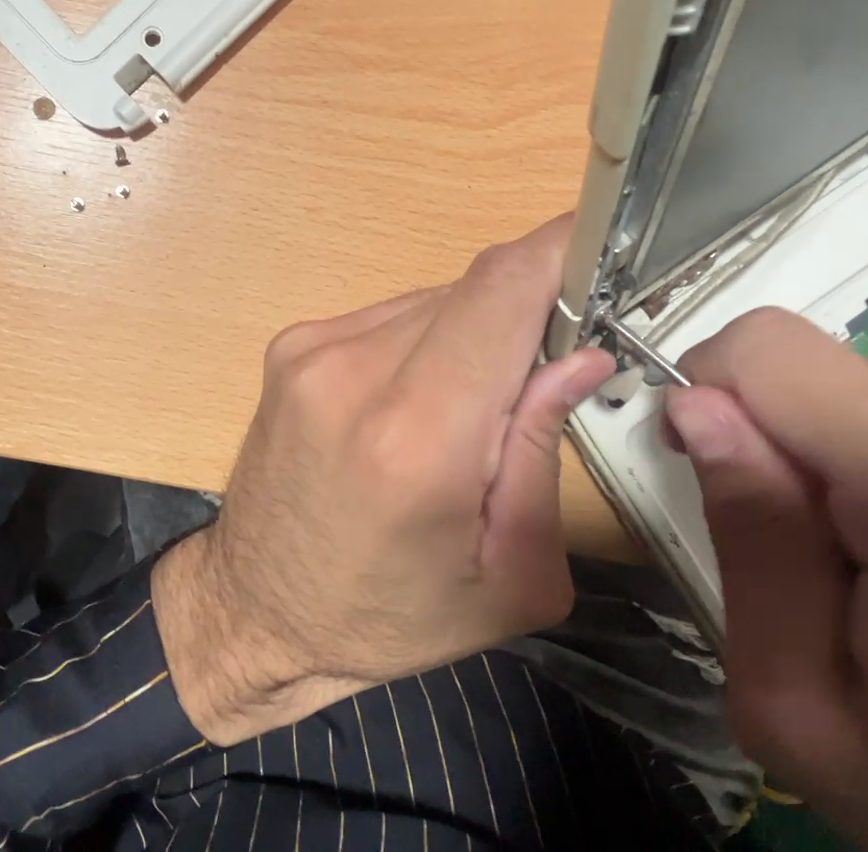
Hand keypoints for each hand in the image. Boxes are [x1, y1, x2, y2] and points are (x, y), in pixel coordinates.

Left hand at [152, 215, 616, 744]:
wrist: (257, 612)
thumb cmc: (389, 616)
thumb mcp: (510, 574)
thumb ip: (543, 450)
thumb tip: (580, 354)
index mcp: (416, 436)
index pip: (505, 288)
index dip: (564, 252)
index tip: (611, 252)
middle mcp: (353, 370)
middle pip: (475, 288)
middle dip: (530, 313)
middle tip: (554, 369)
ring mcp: (311, 350)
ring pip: (434, 299)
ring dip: (474, 334)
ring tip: (472, 410)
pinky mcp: (290, 347)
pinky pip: (390, 317)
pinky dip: (426, 343)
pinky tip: (417, 405)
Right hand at [664, 308, 867, 851]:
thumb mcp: (794, 701)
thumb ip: (750, 541)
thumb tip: (696, 408)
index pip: (773, 352)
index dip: (707, 395)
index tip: (701, 472)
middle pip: (817, 380)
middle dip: (775, 454)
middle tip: (798, 568)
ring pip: (864, 403)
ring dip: (832, 476)